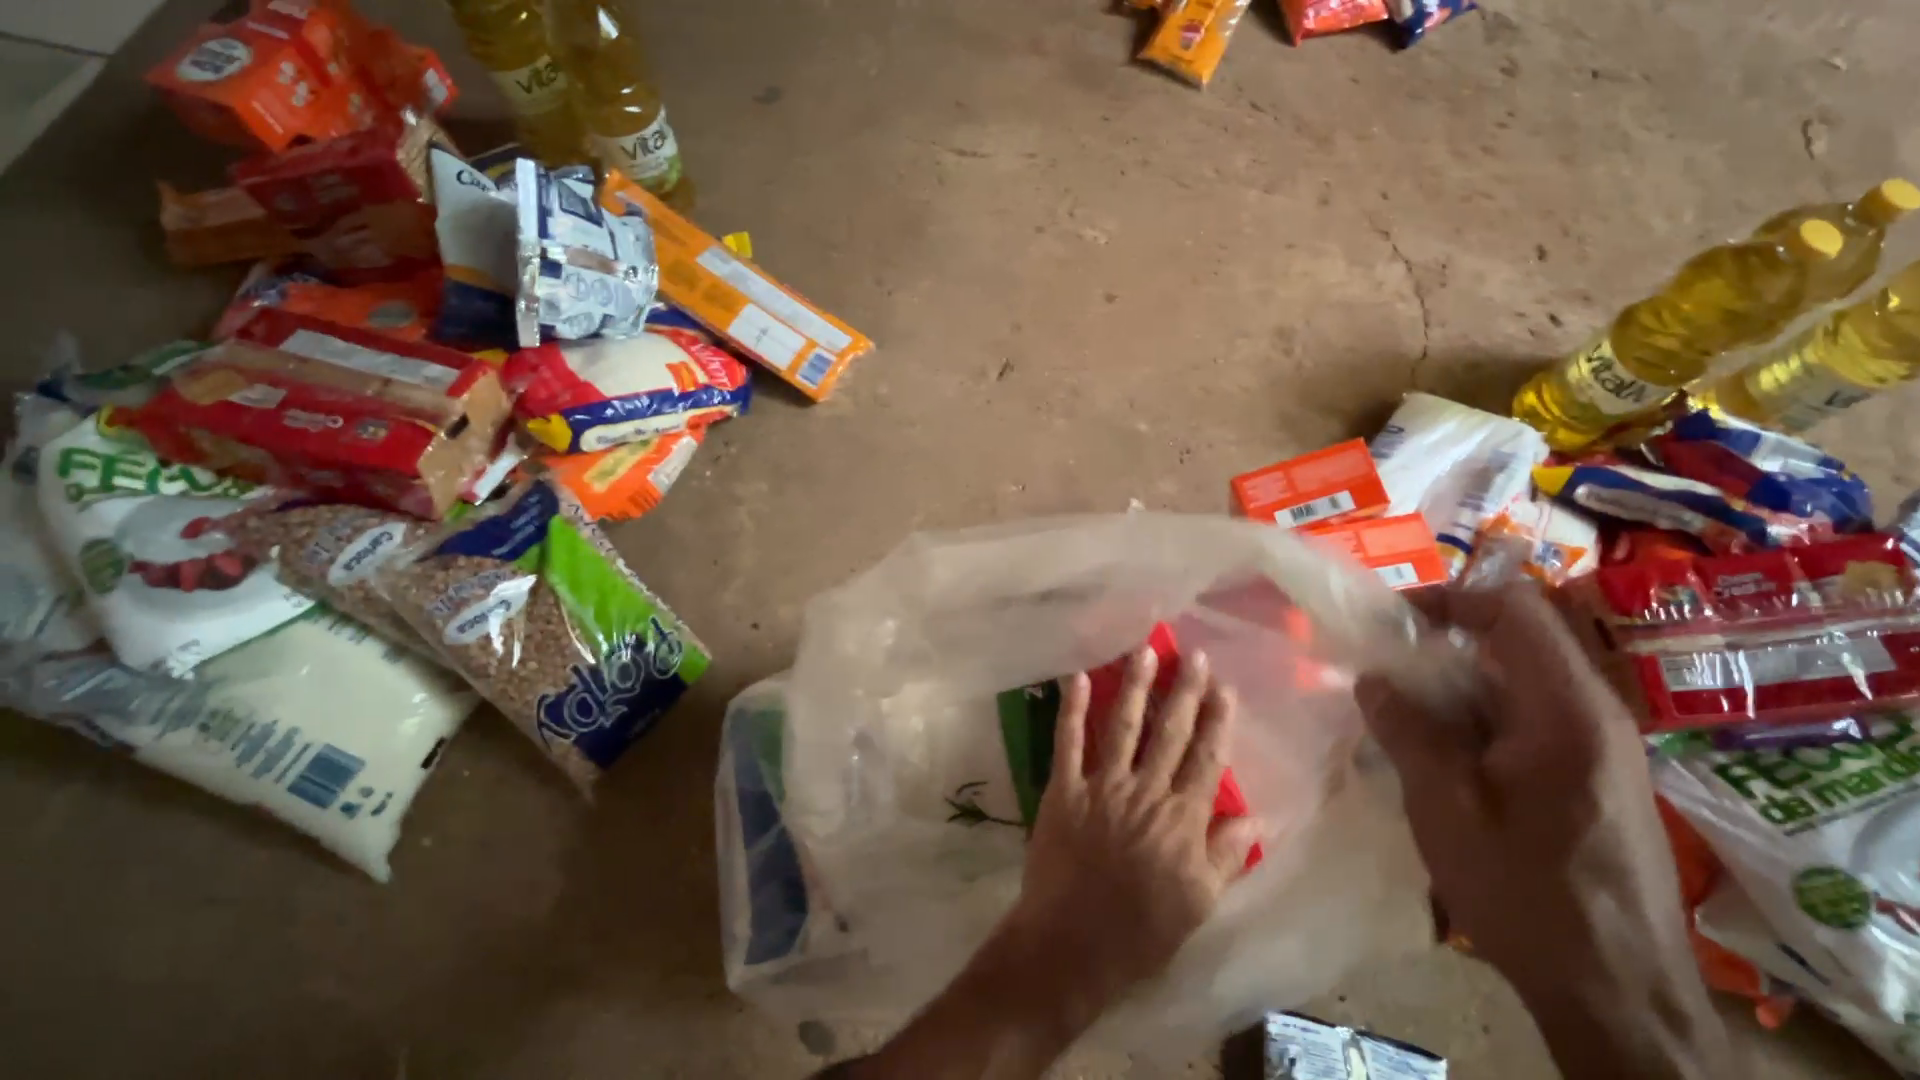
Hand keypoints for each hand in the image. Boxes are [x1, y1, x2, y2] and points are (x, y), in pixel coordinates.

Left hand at [1006, 647, 1261, 1022]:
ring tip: (1146, 651)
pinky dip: (1073, 709)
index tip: (1225, 688)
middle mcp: (1146, 793)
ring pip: (1124, 727)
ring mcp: (1102, 788)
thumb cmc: (1141, 931)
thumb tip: (1256, 816)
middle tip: (1193, 655)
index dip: (1217, 721)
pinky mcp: (1063, 791)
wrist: (1072, 945)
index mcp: (1183, 819)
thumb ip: (1225, 855)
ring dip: (1136, 687)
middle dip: (1184, 691)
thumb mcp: (1199, 902)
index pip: (1206, 759)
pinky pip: (1068, 743)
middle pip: (1170, 733)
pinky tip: (1079, 677)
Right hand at [1356, 582, 1733, 1079]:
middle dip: (1446, 642)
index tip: (1390, 619)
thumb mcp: (1446, 809)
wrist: (1617, 992)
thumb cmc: (1526, 892)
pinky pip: (1533, 718)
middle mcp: (1597, 714)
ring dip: (1460, 683)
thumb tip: (1373, 680)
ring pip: (1524, 681)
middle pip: (1521, 641)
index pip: (1515, 610)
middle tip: (1385, 666)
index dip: (1449, 598)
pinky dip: (1481, 717)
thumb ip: (1407, 732)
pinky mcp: (1596, 778)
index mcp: (1568, 710)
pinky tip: (1443, 755)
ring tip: (1403, 710)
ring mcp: (1603, 747)